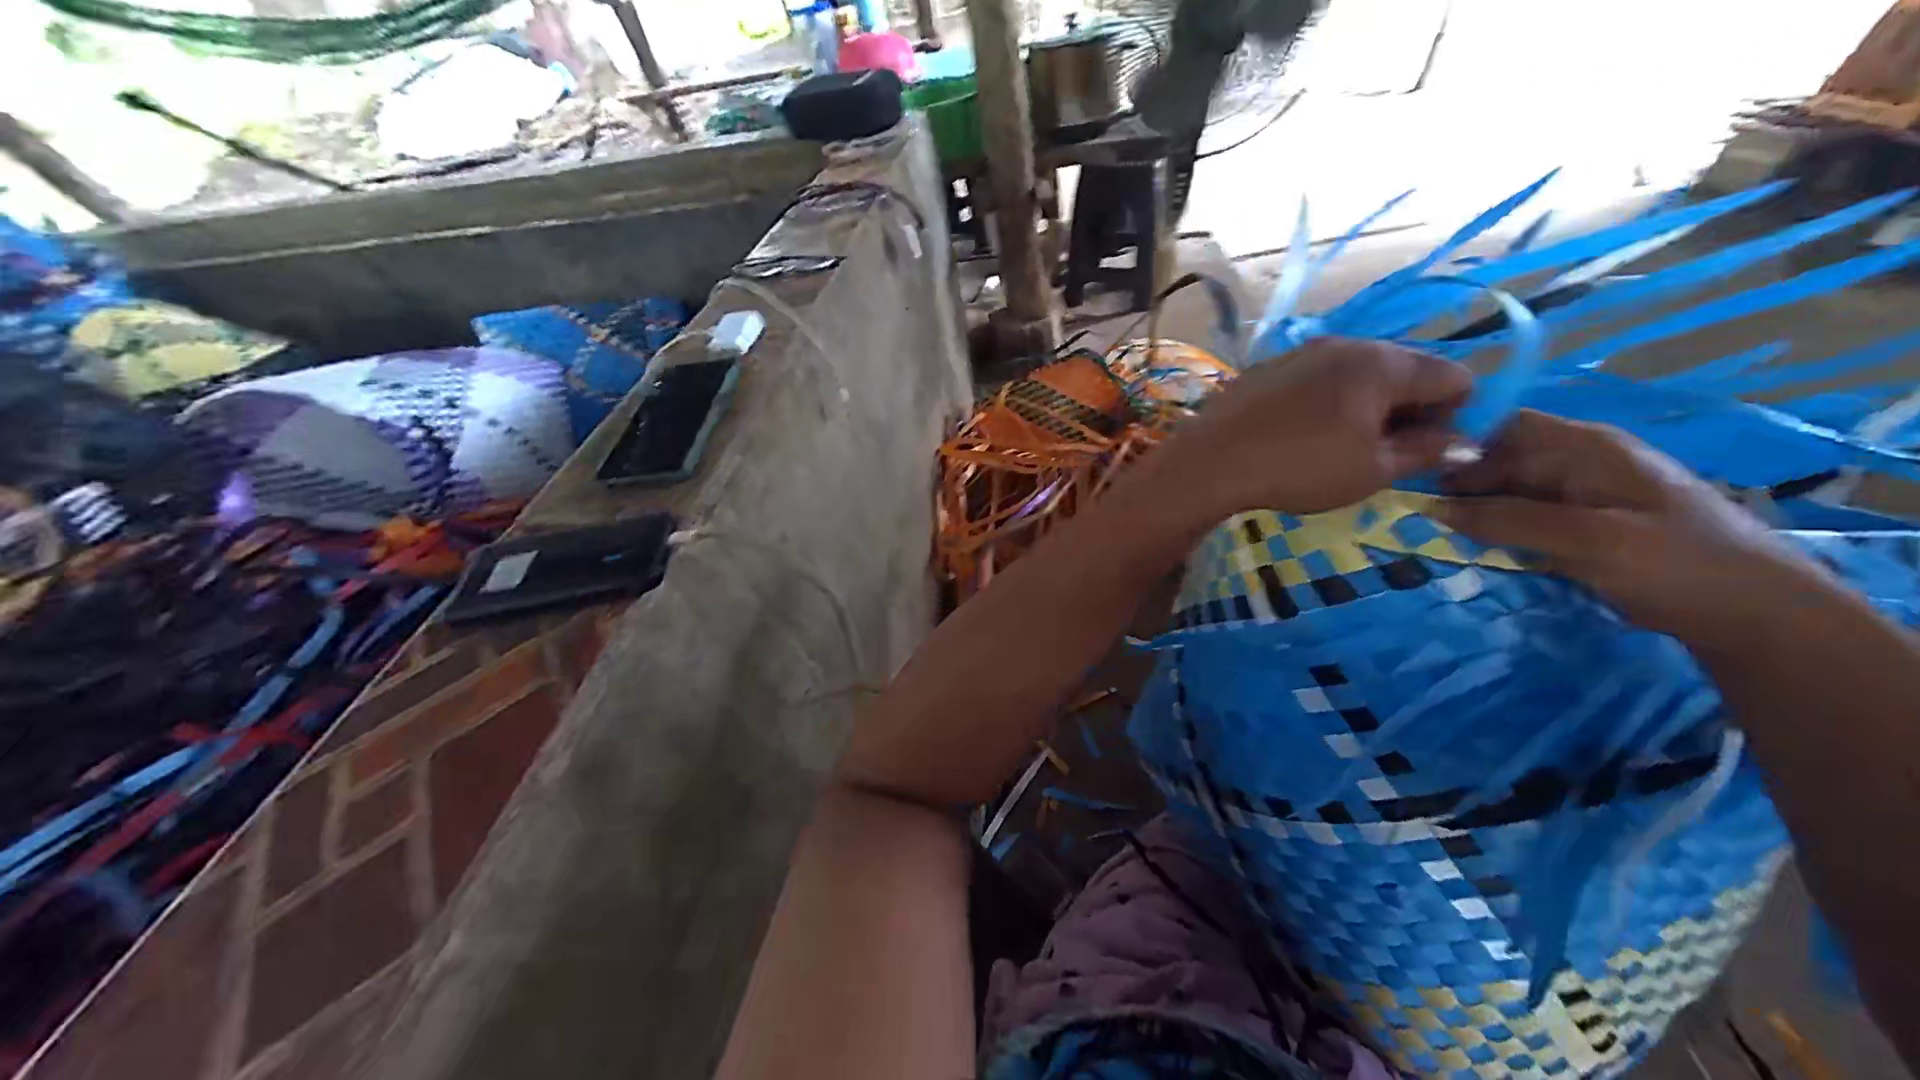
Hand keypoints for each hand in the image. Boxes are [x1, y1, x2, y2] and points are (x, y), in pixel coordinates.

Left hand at [1148, 338, 1471, 518]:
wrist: (1210, 461)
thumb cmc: (1300, 467)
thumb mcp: (1373, 470)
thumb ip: (1424, 450)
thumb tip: (1456, 439)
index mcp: (1383, 363)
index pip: (1453, 376)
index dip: (1455, 415)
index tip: (1428, 450)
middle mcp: (1346, 344)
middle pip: (1404, 370)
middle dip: (1409, 409)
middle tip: (1386, 453)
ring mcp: (1302, 351)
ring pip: (1357, 374)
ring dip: (1367, 405)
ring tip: (1343, 448)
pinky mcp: (1269, 367)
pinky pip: (1318, 379)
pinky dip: (1328, 402)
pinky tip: (1304, 435)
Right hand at [1434, 410, 1821, 646]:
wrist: (1756, 616)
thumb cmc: (1678, 565)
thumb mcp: (1590, 541)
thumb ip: (1509, 521)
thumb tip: (1431, 509)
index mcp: (1584, 447)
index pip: (1499, 425)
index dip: (1452, 442)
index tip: (1407, 472)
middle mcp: (1575, 462)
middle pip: (1494, 459)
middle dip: (1451, 483)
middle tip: (1410, 514)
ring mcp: (1576, 495)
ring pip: (1501, 491)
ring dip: (1467, 511)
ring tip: (1428, 533)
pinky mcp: (1575, 526)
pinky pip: (1517, 518)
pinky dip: (1490, 530)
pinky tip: (1468, 548)